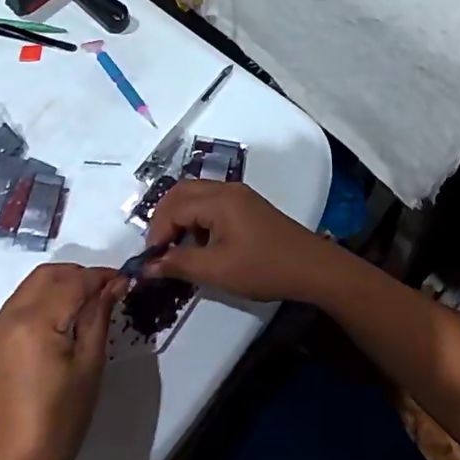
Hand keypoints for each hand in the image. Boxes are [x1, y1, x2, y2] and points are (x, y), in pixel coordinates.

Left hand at [0, 264, 123, 459]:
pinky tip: (53, 331)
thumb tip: (113, 284)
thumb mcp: (89, 368)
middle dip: (76, 275)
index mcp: (34, 320)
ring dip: (55, 288)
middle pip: (46, 276)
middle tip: (103, 292)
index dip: (101, 276)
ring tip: (82, 310)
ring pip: (27, 291)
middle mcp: (7, 318)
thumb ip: (99, 317)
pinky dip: (36, 307)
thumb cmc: (57, 425)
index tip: (123, 280)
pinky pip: (12, 313)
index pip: (74, 281)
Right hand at [143, 181, 347, 303]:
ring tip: (179, 249)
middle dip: (164, 219)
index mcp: (217, 199)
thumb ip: (180, 264)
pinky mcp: (246, 205)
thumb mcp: (218, 270)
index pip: (173, 207)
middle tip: (160, 250)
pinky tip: (202, 244)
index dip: (158, 232)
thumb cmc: (263, 268)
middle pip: (181, 192)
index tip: (153, 260)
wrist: (311, 267)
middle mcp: (225, 189)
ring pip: (195, 195)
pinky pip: (211, 202)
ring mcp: (238, 195)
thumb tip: (148, 265)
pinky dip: (197, 218)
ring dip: (181, 218)